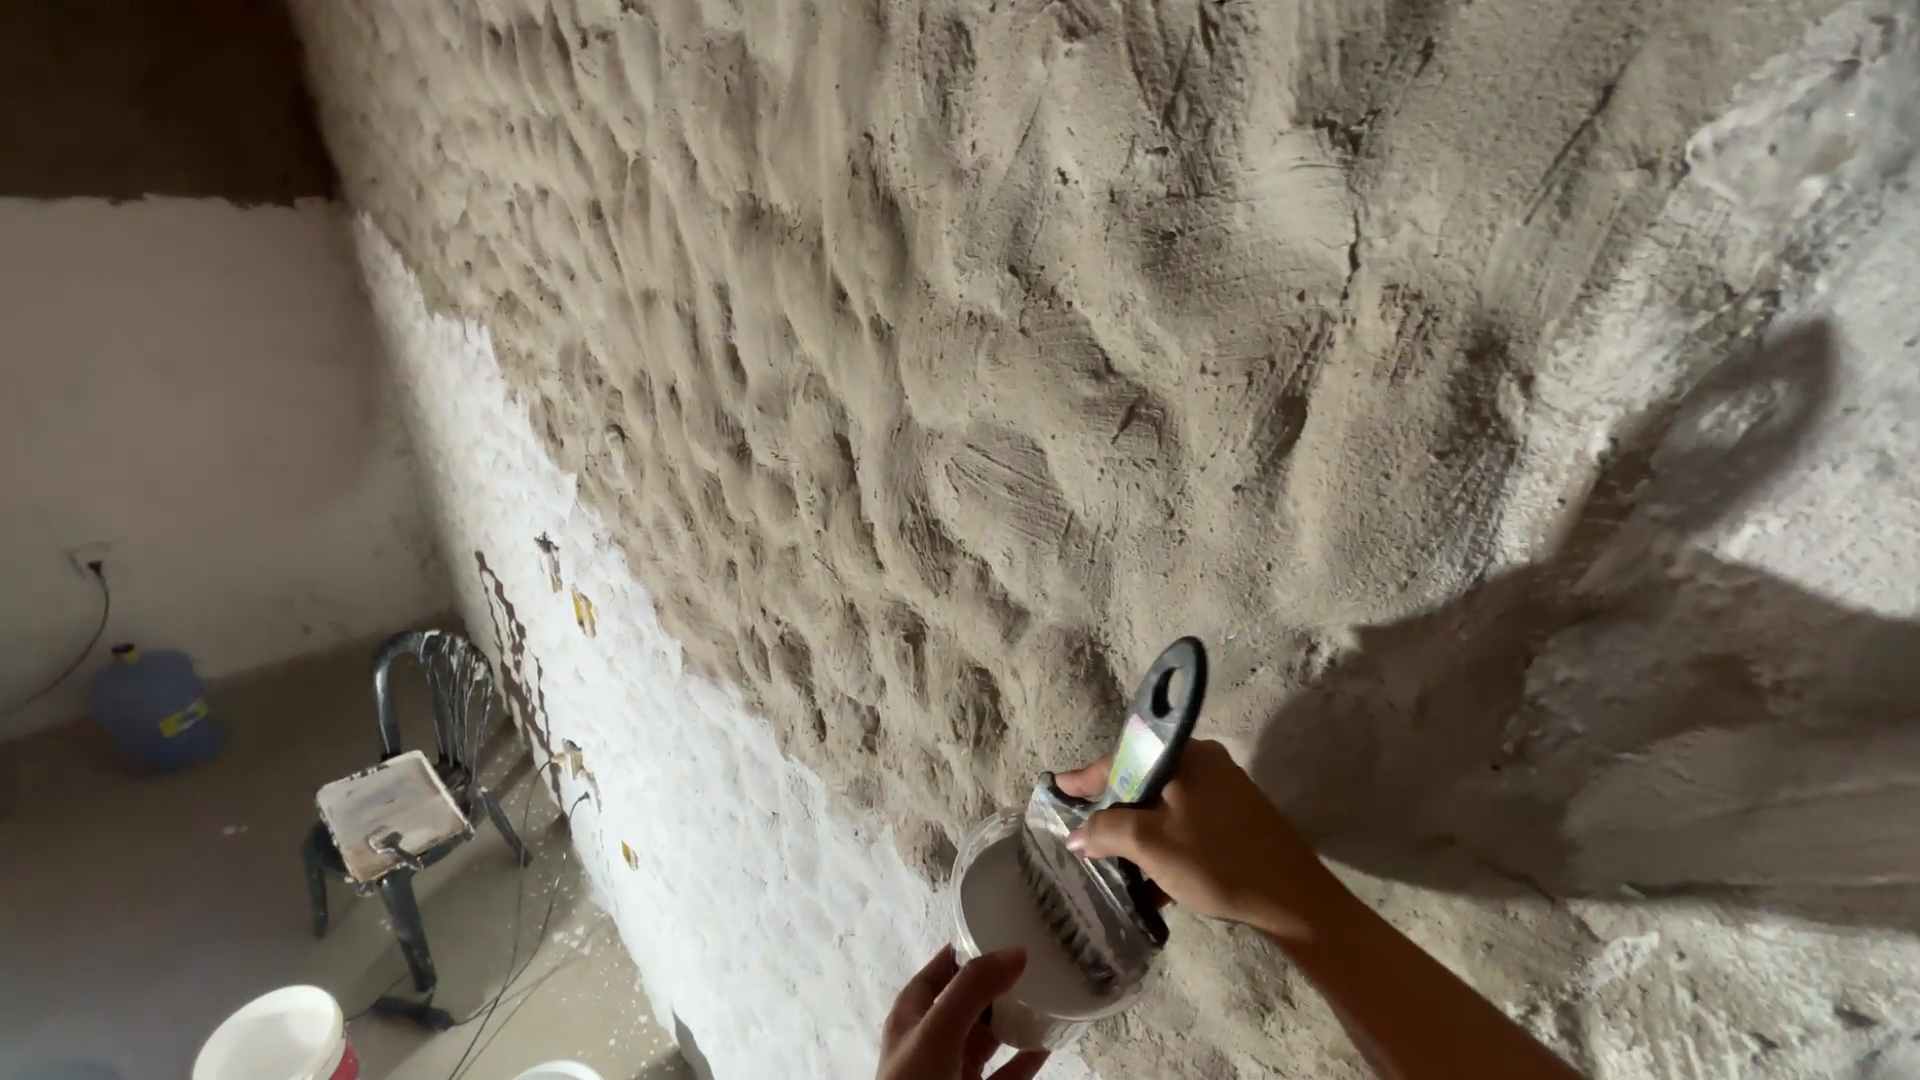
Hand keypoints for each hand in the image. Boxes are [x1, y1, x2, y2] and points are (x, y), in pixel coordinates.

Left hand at [877, 946, 1050, 1079]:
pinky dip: (1024, 1062)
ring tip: (1045, 997)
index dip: (968, 948)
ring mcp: (953, 1075)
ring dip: (1014, 1020)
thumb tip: (1016, 951)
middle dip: (998, 982)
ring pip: (988, 1038)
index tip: (1005, 929)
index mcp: (912, 1017)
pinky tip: (1045, 1046)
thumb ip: (973, 990)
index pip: (941, 969)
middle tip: (1036, 961)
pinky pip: (1005, 1077)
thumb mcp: (938, 1032)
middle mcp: (932, 1041)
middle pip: (969, 1001)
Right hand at [1056, 738, 1344, 936]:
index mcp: (1184, 755)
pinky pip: (1186, 819)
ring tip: (1116, 859)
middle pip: (1143, 780)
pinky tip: (1154, 876)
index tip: (1058, 787)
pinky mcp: (1237, 816)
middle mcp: (1204, 762)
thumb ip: (1106, 831)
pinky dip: (1165, 840)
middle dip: (1114, 808)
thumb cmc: (1217, 861)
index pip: (1121, 759)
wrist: (1296, 902)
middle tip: (1086, 828)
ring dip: (1140, 831)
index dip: (1087, 777)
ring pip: (1165, 804)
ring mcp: (1224, 788)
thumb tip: (1077, 835)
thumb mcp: (1151, 845)